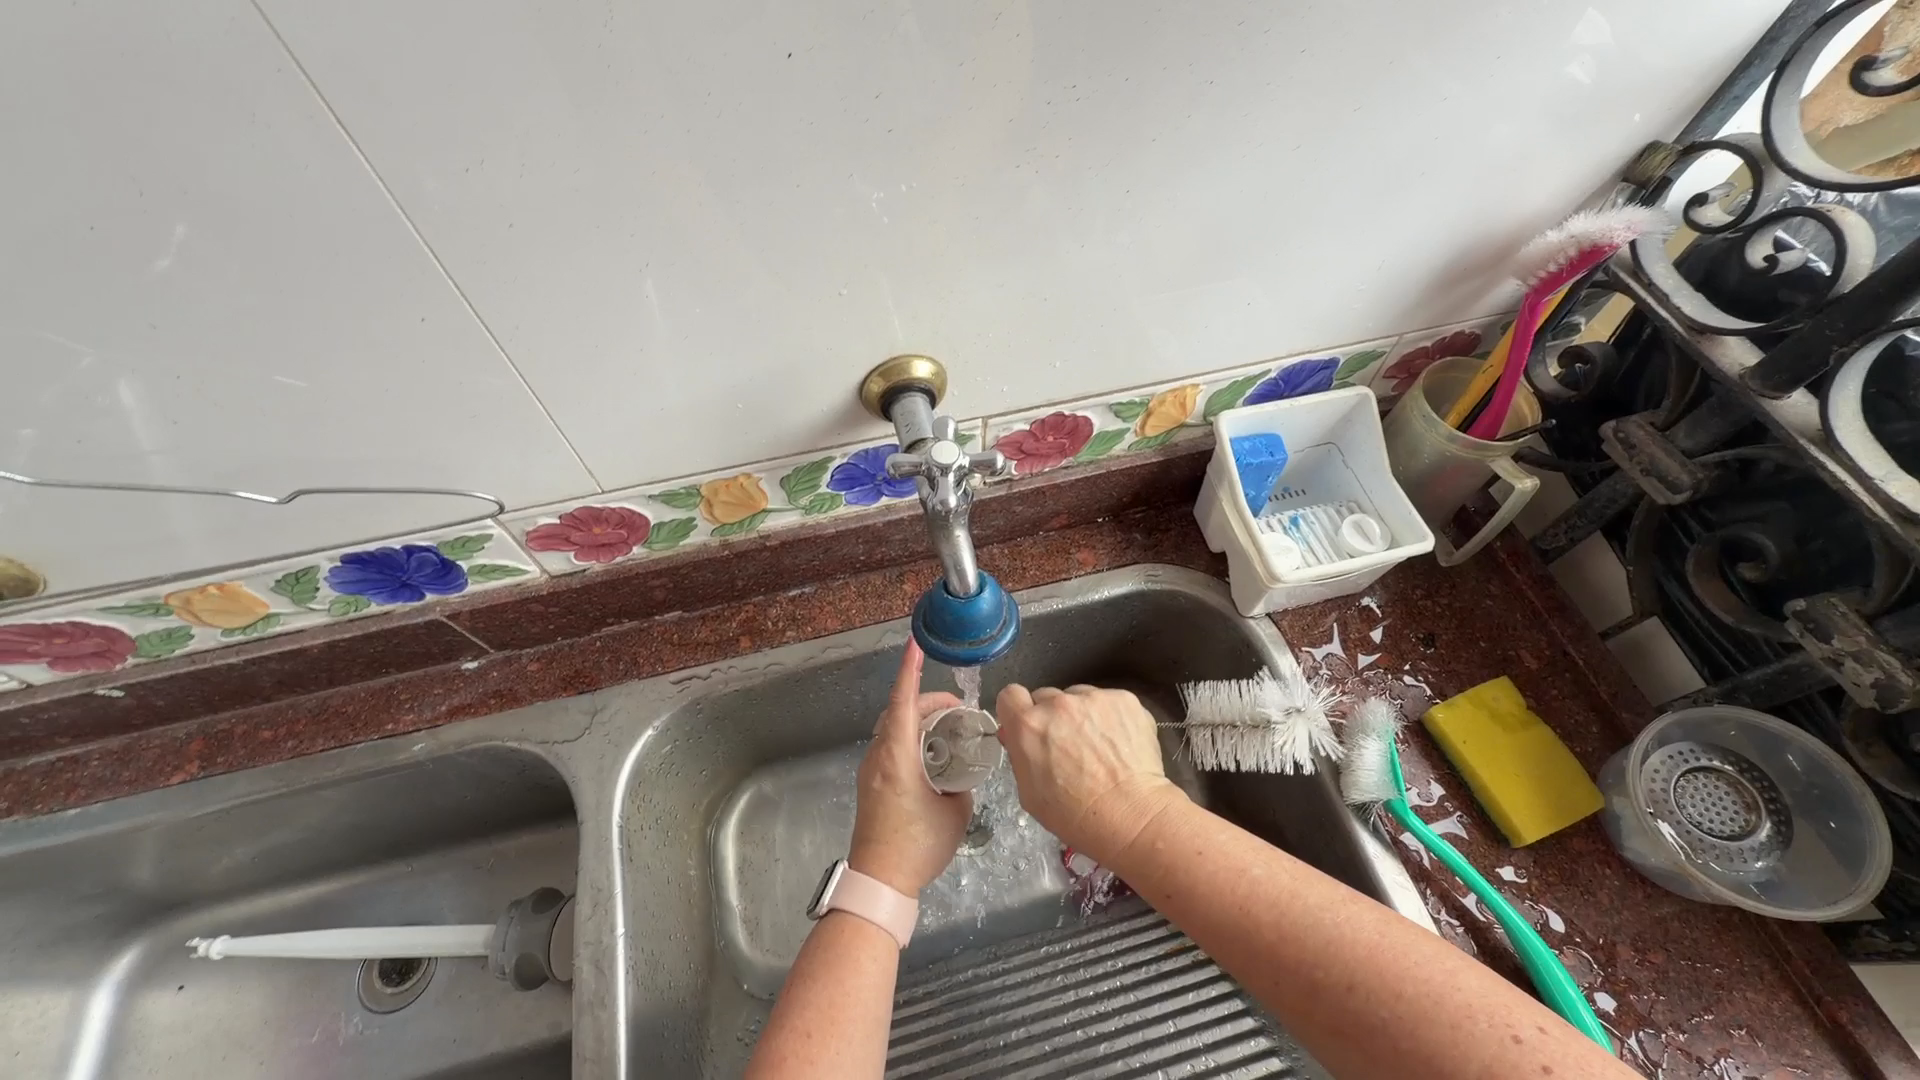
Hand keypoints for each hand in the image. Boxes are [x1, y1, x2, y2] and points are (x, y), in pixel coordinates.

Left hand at [848, 640, 973, 893]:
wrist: (880, 880)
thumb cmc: (918, 845)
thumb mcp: (955, 813)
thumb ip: (961, 785)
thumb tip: (962, 774)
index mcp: (897, 756)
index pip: (903, 703)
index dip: (910, 671)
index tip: (916, 646)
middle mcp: (879, 756)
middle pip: (899, 712)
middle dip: (926, 700)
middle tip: (957, 707)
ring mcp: (871, 770)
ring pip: (892, 729)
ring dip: (917, 719)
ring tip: (946, 727)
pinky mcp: (870, 785)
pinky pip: (889, 747)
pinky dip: (909, 737)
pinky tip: (930, 752)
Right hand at [995, 684, 1186, 864]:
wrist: (1131, 816)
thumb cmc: (1074, 815)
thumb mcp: (1029, 792)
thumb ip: (1020, 754)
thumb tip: (1016, 733)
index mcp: (1028, 725)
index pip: (1010, 695)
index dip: (1019, 711)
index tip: (1028, 725)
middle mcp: (1058, 704)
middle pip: (1046, 697)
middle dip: (1052, 717)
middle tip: (1067, 745)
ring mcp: (1093, 698)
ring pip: (1079, 697)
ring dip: (1082, 715)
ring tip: (1099, 747)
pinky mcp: (1124, 699)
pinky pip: (1108, 702)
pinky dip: (1111, 718)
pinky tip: (1119, 744)